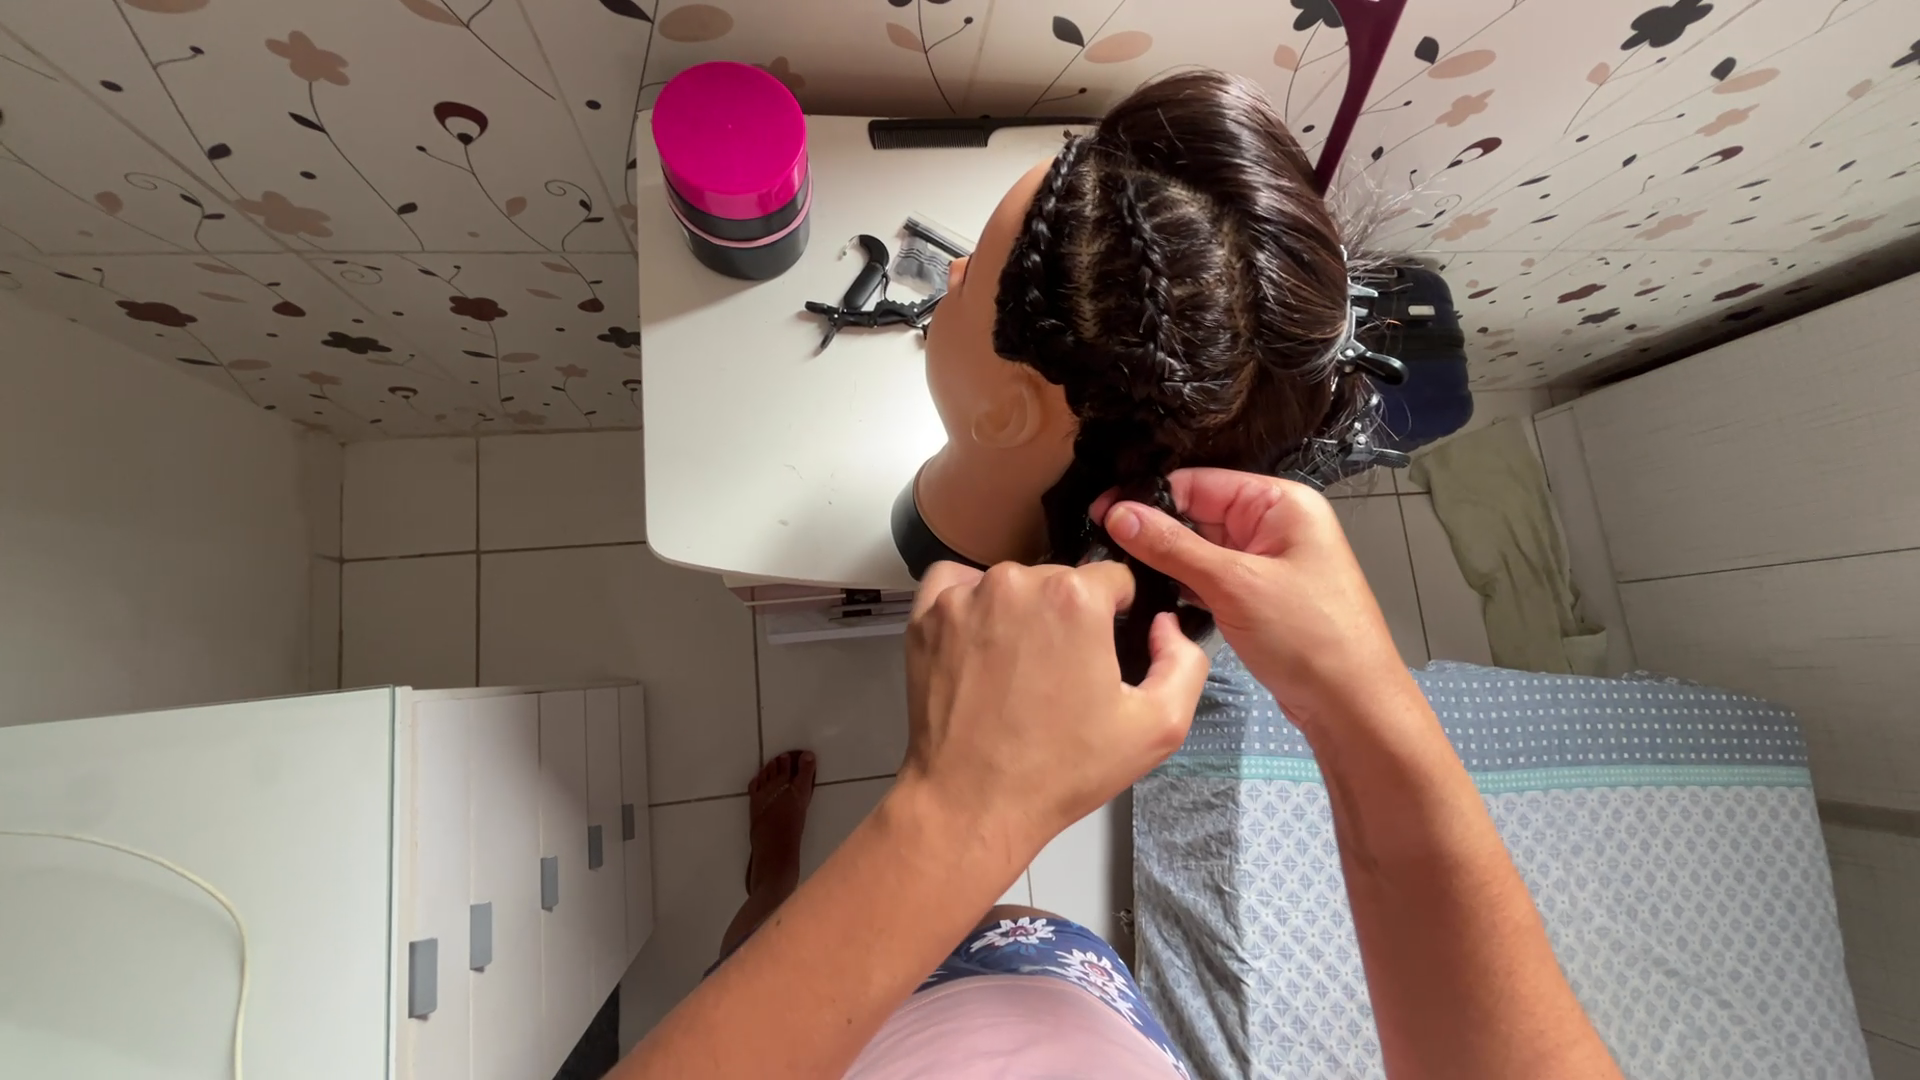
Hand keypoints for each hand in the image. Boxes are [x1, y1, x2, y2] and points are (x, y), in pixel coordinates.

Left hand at [899, 560, 1209, 861]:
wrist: (972, 802)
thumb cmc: (1062, 769)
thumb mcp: (1158, 727)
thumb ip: (1184, 661)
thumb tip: (1165, 623)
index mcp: (1075, 598)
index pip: (1114, 579)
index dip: (1118, 615)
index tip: (1103, 652)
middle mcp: (1016, 582)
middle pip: (1060, 580)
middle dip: (1068, 616)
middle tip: (1060, 673)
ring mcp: (964, 595)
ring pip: (1011, 584)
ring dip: (1020, 612)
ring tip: (1017, 668)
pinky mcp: (927, 615)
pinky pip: (956, 584)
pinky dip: (970, 604)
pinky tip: (980, 642)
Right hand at [1093, 469, 1410, 733]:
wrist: (1351, 708)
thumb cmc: (1308, 637)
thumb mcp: (1233, 584)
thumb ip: (1171, 547)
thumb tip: (1118, 514)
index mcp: (1279, 503)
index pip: (1198, 483)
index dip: (1148, 496)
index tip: (1101, 513)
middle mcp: (1271, 524)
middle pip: (1195, 514)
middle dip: (1153, 530)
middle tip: (1103, 546)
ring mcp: (1262, 562)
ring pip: (1197, 549)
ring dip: (1164, 561)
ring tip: (1119, 572)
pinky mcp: (1252, 595)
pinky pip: (1206, 578)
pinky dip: (1181, 585)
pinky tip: (1151, 596)